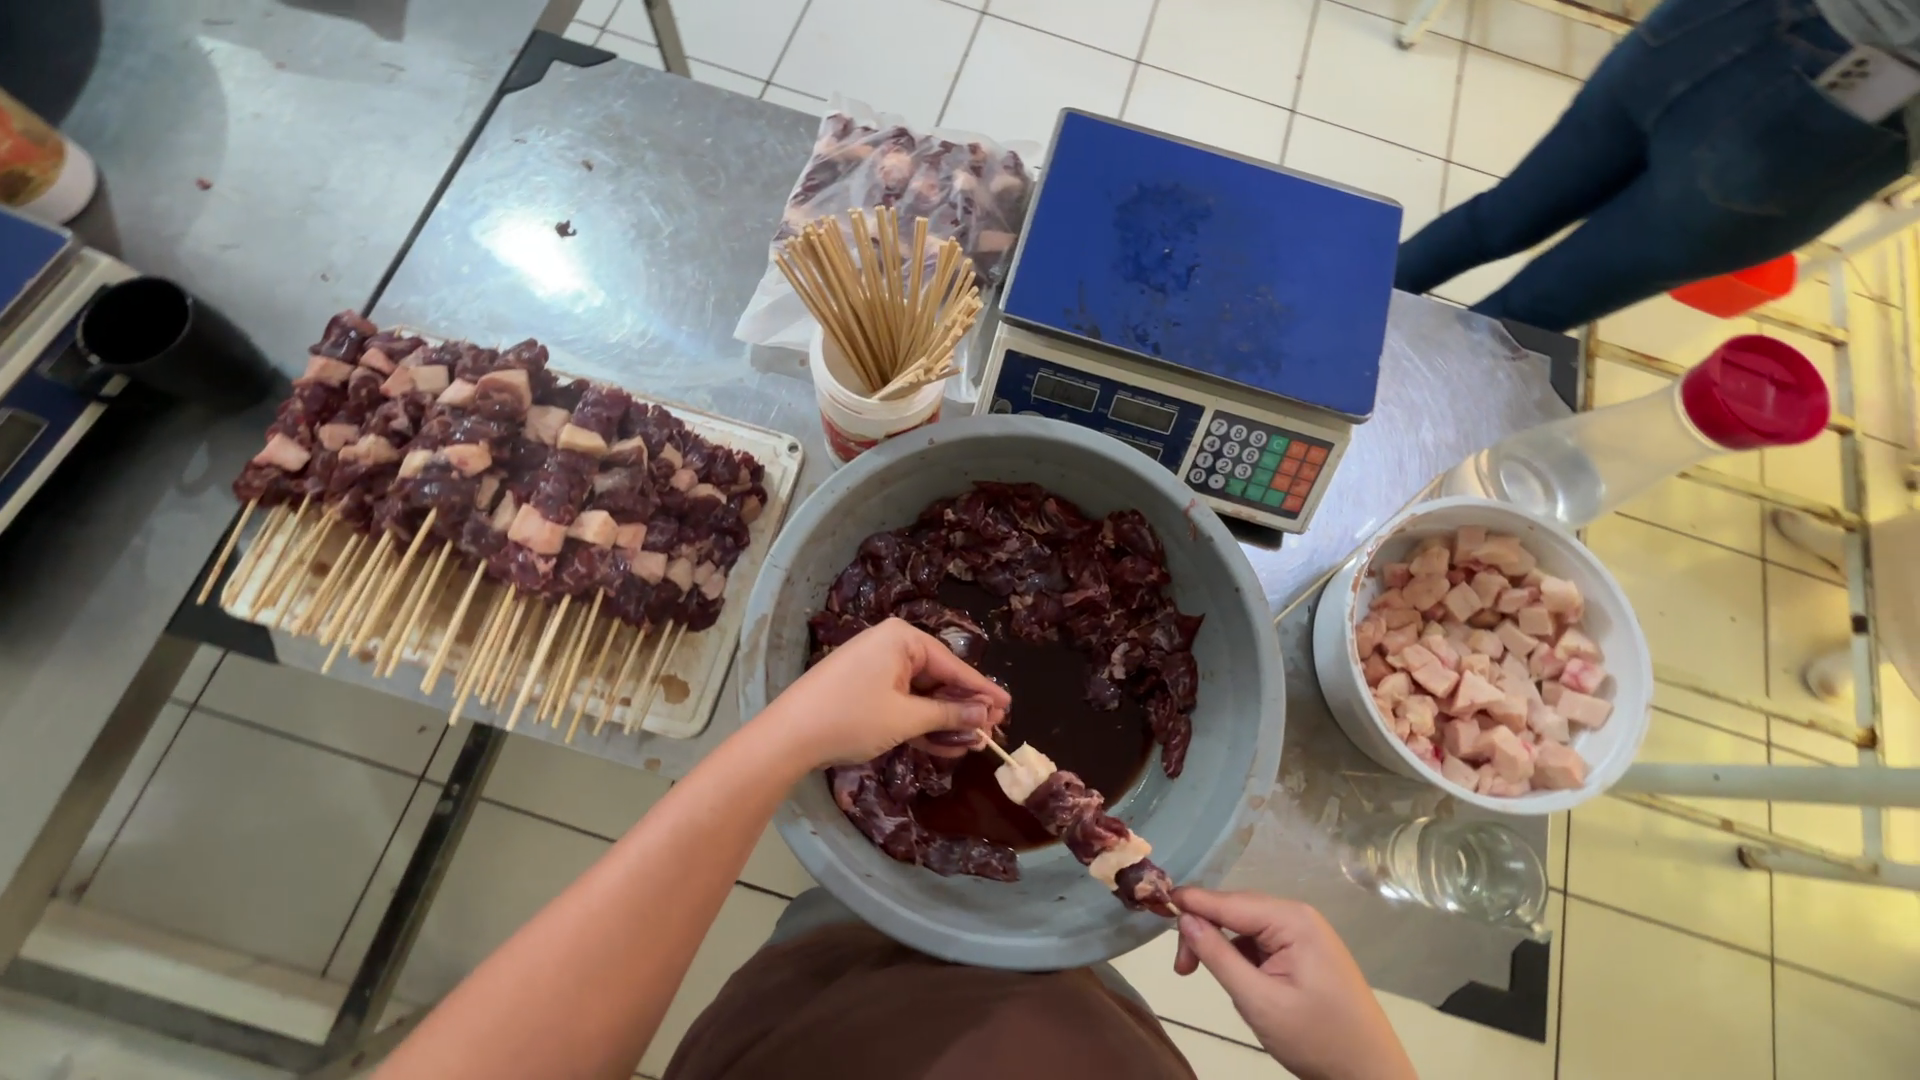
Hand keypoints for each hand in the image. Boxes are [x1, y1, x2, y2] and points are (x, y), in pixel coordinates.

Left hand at [759, 618, 1009, 768]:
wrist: (788, 736)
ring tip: (970, 745)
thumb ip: (949, 714)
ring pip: (922, 693)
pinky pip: (902, 701)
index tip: (1008, 708)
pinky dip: (920, 722)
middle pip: (939, 677)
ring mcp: (876, 666)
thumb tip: (985, 715)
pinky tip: (943, 746)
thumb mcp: (906, 718)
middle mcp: (891, 644)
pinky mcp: (864, 688)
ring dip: (944, 721)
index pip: (954, 665)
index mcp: (903, 638)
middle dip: (963, 709)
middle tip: (991, 732)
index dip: (983, 690)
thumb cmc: (851, 718)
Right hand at [1172, 888, 1414, 1079]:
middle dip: (1204, 933)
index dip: (1189, 903)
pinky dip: (1242, 958)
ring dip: (1222, 948)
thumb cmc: (1317, 1040)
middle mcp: (1298, 915)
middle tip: (1182, 970)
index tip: (1154, 908)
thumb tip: (1184, 918)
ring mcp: (1305, 933)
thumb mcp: (1258, 1001)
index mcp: (1292, 919)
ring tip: (1207, 979)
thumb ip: (1218, 956)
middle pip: (1234, 911)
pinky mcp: (1306, 952)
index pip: (1227, 901)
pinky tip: (1240, 983)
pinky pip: (1261, 942)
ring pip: (1244, 927)